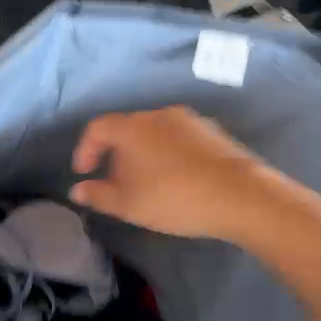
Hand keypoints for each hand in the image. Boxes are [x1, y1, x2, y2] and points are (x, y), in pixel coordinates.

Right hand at [69, 107, 298, 245]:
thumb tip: (78, 189)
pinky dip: (169, 155)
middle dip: (117, 154)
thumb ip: (99, 195)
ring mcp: (190, 121)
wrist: (242, 196)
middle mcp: (158, 115)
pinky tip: (178, 180)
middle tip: (117, 182)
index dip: (86, 148)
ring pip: (155, 134)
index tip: (84, 172)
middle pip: (127, 129)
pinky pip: (180, 140)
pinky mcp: (214, 132)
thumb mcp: (129, 205)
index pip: (98, 128)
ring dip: (144, 154)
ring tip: (148, 183)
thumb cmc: (175, 198)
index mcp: (132, 127)